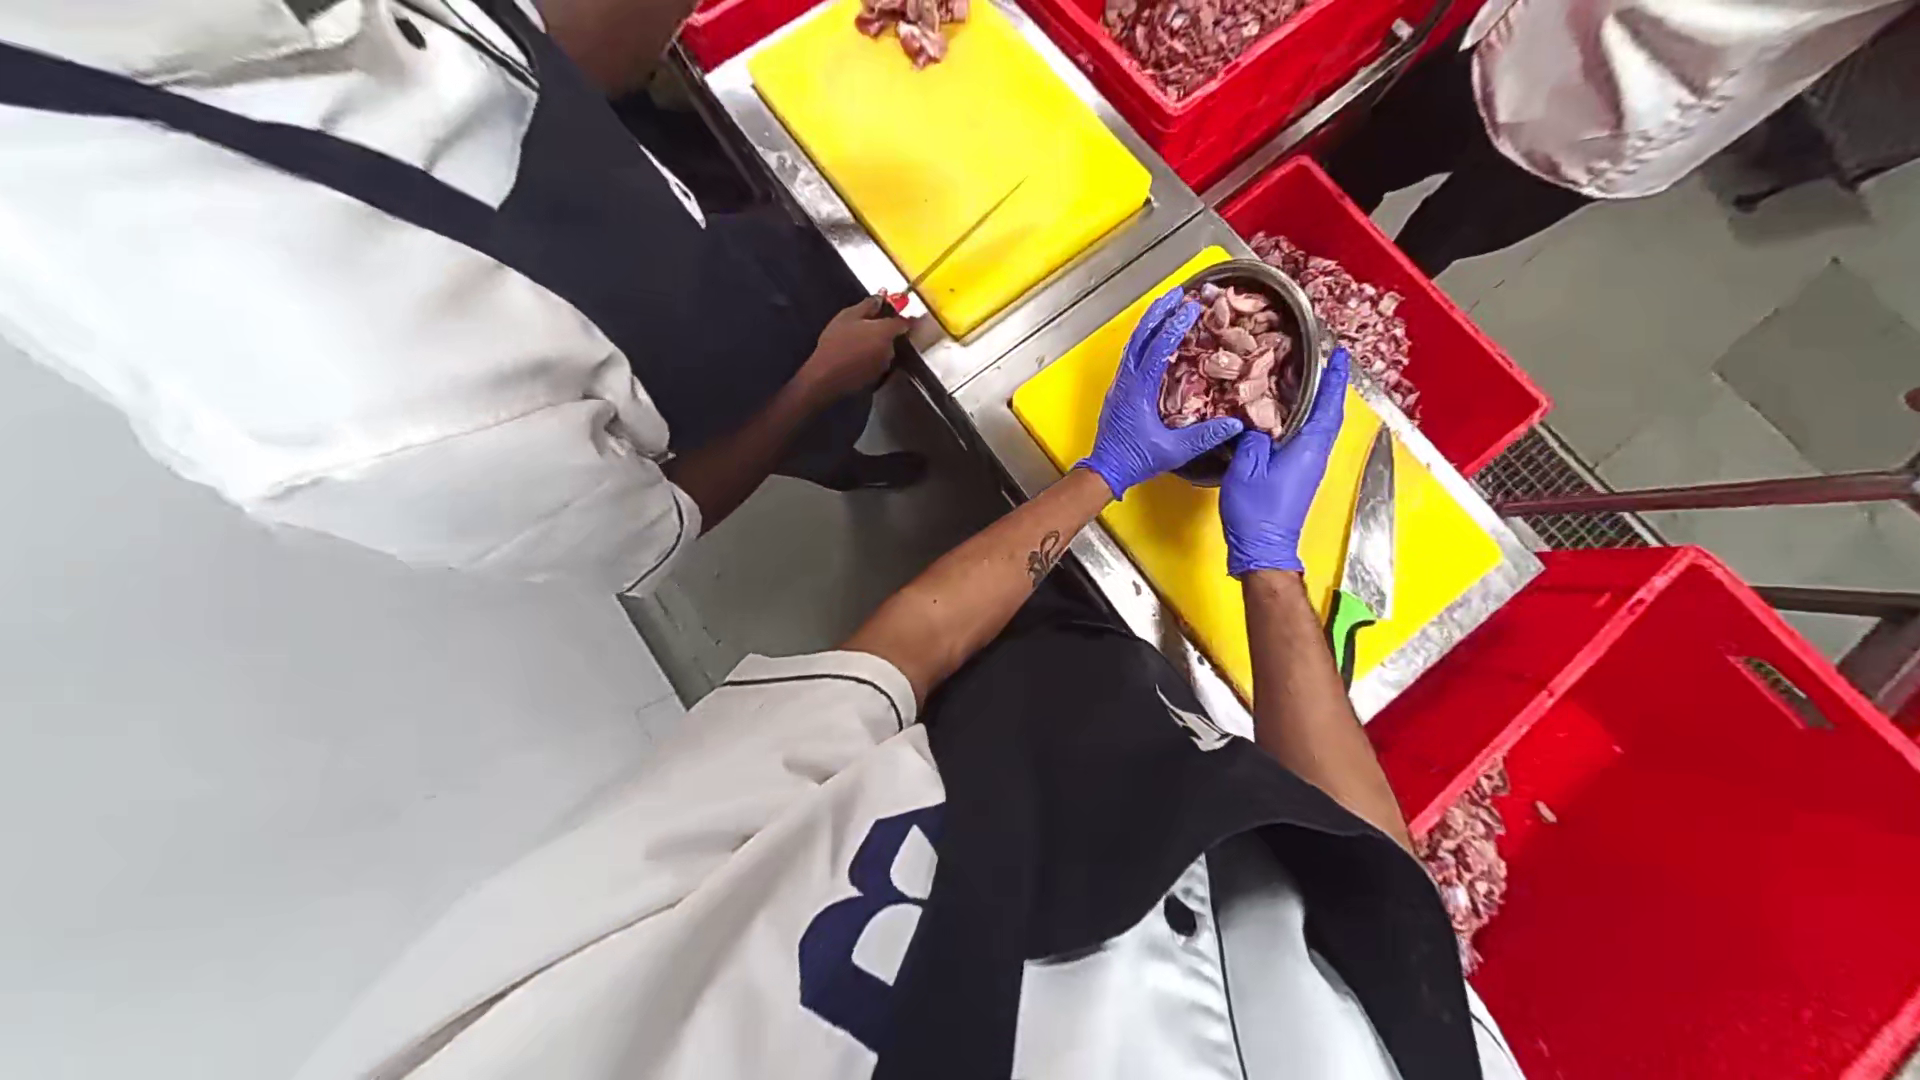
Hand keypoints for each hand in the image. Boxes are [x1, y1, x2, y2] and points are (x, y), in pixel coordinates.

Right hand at [796, 296, 909, 404]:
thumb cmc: (837, 341)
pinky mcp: (876, 378)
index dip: (905, 318)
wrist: (827, 375)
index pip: (904, 323)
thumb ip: (868, 305)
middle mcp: (890, 349)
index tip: (901, 314)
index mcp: (886, 332)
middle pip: (891, 337)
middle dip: (882, 332)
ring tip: (856, 344)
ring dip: (875, 346)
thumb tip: (882, 296)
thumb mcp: (848, 316)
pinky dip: (870, 359)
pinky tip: (855, 358)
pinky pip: (876, 363)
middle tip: (864, 329)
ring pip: (883, 351)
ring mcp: (884, 365)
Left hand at [1076, 288, 1243, 497]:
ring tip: (1166, 305)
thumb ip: (1204, 436)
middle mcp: (1125, 382)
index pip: (1157, 349)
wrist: (1105, 470)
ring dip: (1149, 323)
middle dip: (1158, 313)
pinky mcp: (1118, 390)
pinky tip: (1154, 336)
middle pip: (1140, 338)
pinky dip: (1144, 340)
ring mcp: (1119, 384)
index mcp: (1138, 391)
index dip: (1175, 326)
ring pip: (1133, 345)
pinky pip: (1131, 356)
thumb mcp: (1174, 451)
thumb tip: (1235, 424)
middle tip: (1177, 293)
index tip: (1190, 307)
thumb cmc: (1135, 460)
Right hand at [1219, 347, 1349, 576]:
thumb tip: (1257, 424)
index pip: (1328, 407)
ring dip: (1315, 404)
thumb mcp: (1245, 469)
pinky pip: (1306, 440)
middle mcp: (1314, 456)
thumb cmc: (1255, 511)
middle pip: (1328, 414)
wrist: (1262, 547)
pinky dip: (1302, 421)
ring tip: (1300, 384)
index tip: (1339, 356)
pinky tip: (1284, 417)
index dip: (1335, 380)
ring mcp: (1308, 468)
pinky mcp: (1298, 477)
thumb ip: (1253, 440)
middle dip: (1327, 388)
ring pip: (1318, 427)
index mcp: (1307, 449)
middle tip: (1319, 365)